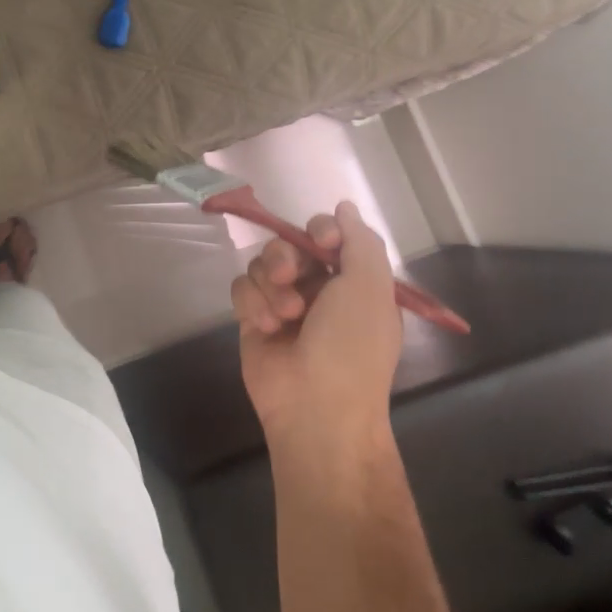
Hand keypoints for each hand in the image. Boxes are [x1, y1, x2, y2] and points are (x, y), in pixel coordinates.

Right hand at [231, 202, 402, 444]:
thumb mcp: (370, 289)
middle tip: (290, 278)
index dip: (321, 231)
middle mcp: (319, 290)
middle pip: (289, 245)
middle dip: (286, 259)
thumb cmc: (351, 346)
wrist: (315, 405)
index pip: (330, 236)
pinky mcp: (253, 319)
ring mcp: (283, 304)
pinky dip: (251, 303)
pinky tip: (264, 326)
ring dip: (269, 287)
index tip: (320, 241)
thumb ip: (359, 242)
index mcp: (354, 283)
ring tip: (283, 317)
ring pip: (261, 264)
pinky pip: (241, 288)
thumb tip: (344, 206)